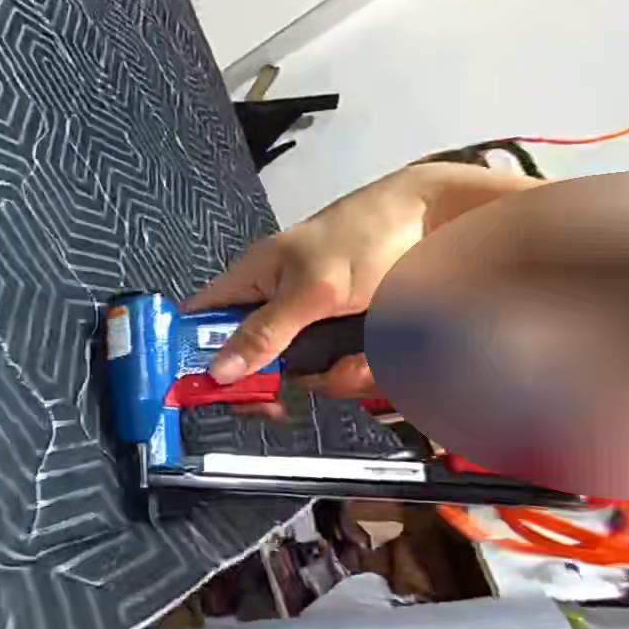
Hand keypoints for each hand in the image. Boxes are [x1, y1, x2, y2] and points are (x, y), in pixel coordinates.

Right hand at [187, 161, 540, 396]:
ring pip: (298, 373)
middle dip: (271, 383)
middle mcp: (273, 309)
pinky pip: (337, 371)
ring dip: (329, 377)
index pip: (198, 320)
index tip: (198, 388)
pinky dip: (358, 372)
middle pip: (248, 361)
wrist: (439, 225)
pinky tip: (376, 359)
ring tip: (358, 362)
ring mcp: (308, 326)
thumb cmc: (363, 240)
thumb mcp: (312, 290)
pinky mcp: (342, 339)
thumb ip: (265, 333)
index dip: (189, 351)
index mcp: (249, 283)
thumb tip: (217, 370)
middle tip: (278, 402)